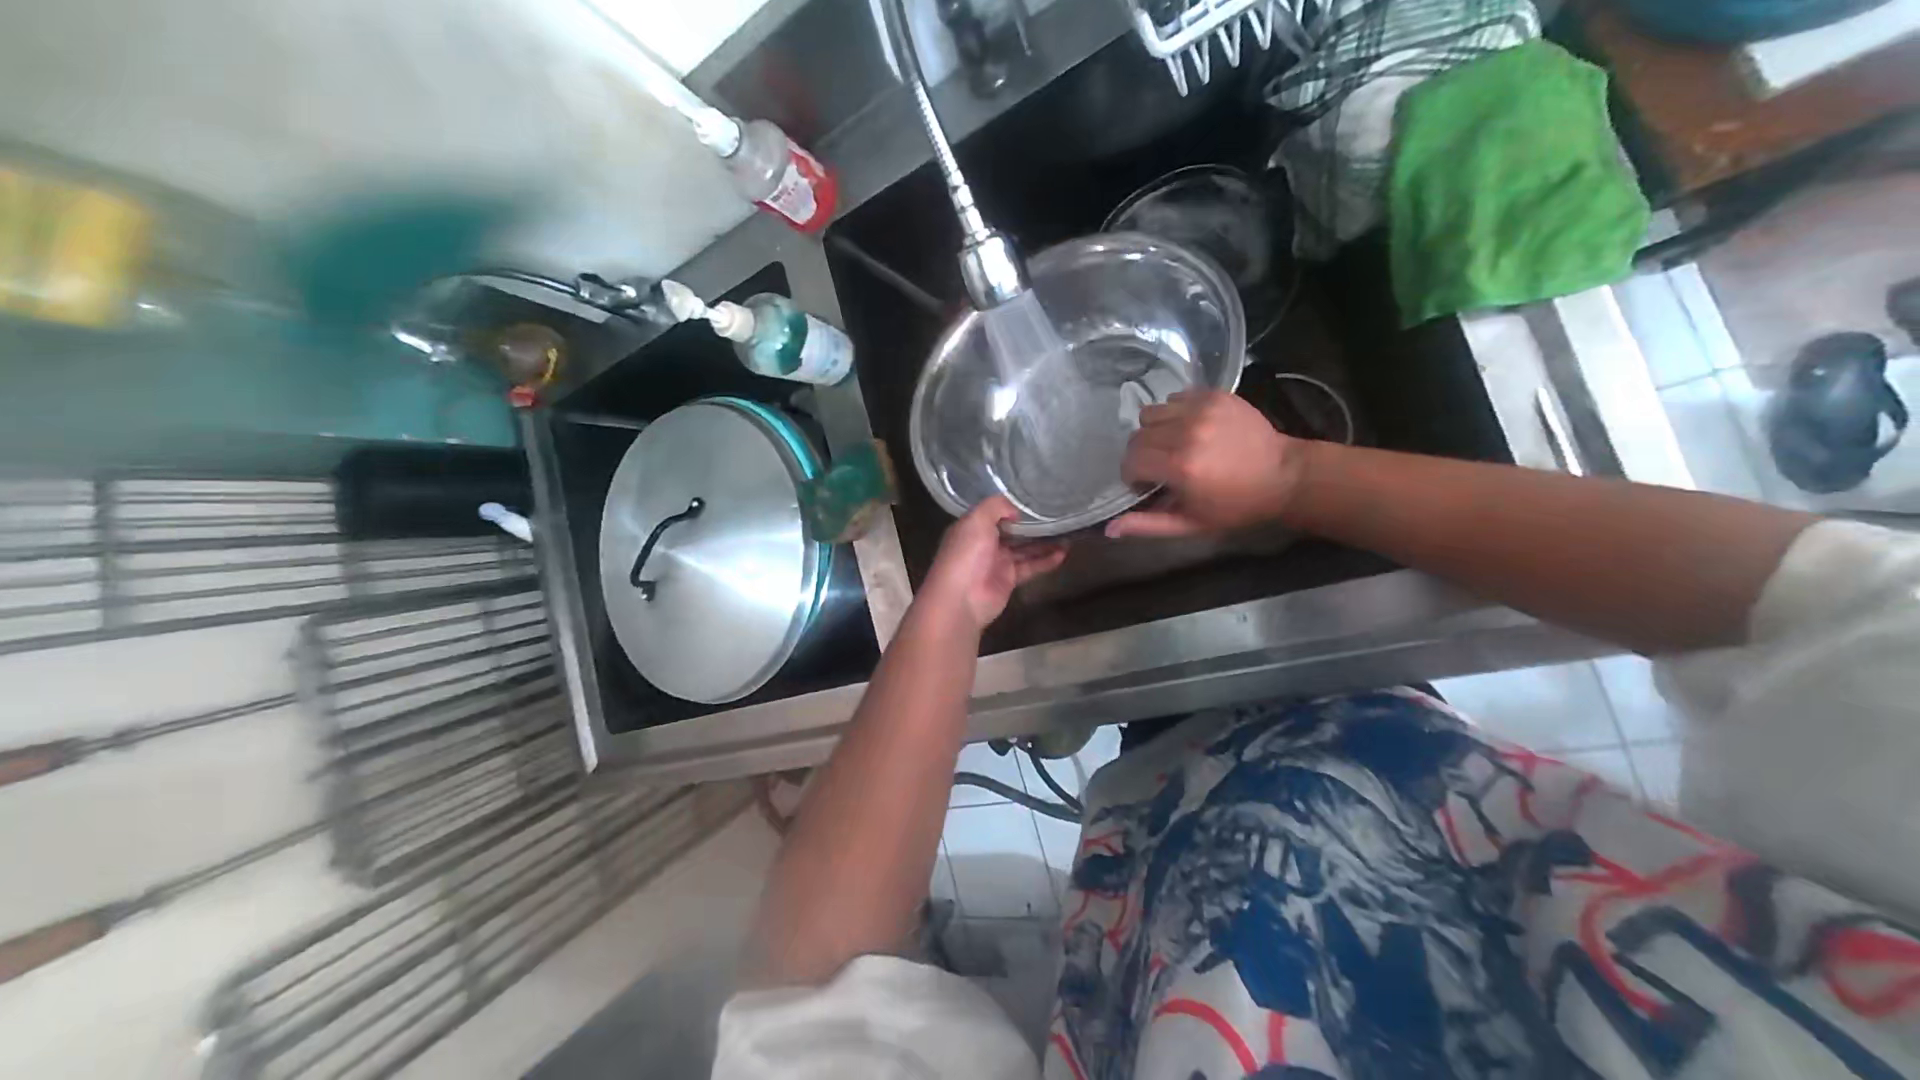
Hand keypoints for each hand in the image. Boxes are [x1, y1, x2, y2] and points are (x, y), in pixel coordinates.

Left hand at [921, 496, 1066, 630]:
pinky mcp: (1009, 579)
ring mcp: (997, 561)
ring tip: (1067, 532)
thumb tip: (1016, 510)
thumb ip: (996, 507)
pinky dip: (1046, 560)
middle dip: (1032, 524)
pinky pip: (1030, 566)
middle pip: (1012, 530)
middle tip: (1057, 513)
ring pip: (1024, 548)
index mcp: (972, 527)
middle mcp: (984, 542)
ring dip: (1044, 542)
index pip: (994, 512)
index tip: (1035, 498)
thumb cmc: (966, 554)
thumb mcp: (977, 520)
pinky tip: (1064, 553)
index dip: (1012, 506)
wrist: (962, 598)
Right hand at [1108, 388, 1307, 538]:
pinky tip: (1190, 429)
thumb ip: (1147, 525)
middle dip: (1140, 454)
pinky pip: (1174, 398)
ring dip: (1155, 431)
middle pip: (1137, 436)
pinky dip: (1174, 413)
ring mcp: (1202, 409)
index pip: (1130, 461)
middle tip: (1159, 467)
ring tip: (1173, 445)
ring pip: (1151, 413)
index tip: (1146, 484)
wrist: (1283, 476)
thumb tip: (1109, 529)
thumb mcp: (1190, 524)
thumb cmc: (1234, 506)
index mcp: (1180, 466)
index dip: (1132, 476)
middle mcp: (1187, 432)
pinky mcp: (1214, 395)